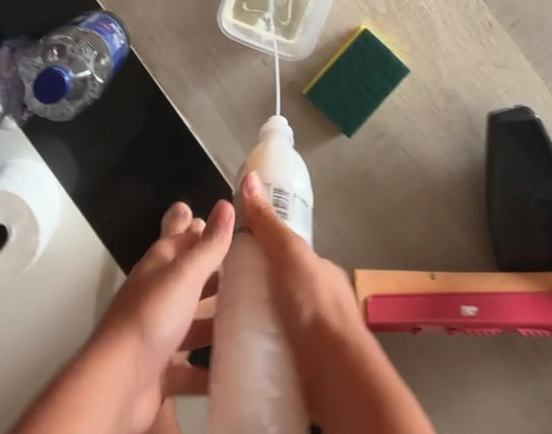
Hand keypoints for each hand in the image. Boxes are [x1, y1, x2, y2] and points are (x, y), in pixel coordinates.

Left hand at [97, 199, 234, 432]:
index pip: (181, 235)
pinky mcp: (162, 369)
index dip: (199, 226)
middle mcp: (158, 294)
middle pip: (188, 277)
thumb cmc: (152, 317)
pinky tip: (234, 367)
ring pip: (191, 320)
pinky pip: (190, 366)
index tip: (224, 218)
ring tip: (252, 317)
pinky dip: (210, 368)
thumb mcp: (185, 275)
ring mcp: (158, 333)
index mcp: (160, 264)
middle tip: (247, 266)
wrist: (118, 383)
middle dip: (212, 272)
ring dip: (215, 320)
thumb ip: (209, 245)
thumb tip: (226, 204)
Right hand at [241, 174, 434, 433]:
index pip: (285, 257)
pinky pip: (272, 354)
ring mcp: (312, 337)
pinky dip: (254, 353)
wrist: (337, 374)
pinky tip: (231, 357)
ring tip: (215, 330)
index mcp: (319, 272)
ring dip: (249, 326)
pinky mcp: (303, 368)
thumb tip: (250, 177)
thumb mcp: (289, 255)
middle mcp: (318, 302)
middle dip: (250, 293)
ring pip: (272, 324)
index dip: (258, 255)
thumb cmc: (314, 307)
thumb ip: (268, 224)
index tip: (227, 263)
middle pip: (276, 290)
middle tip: (215, 300)